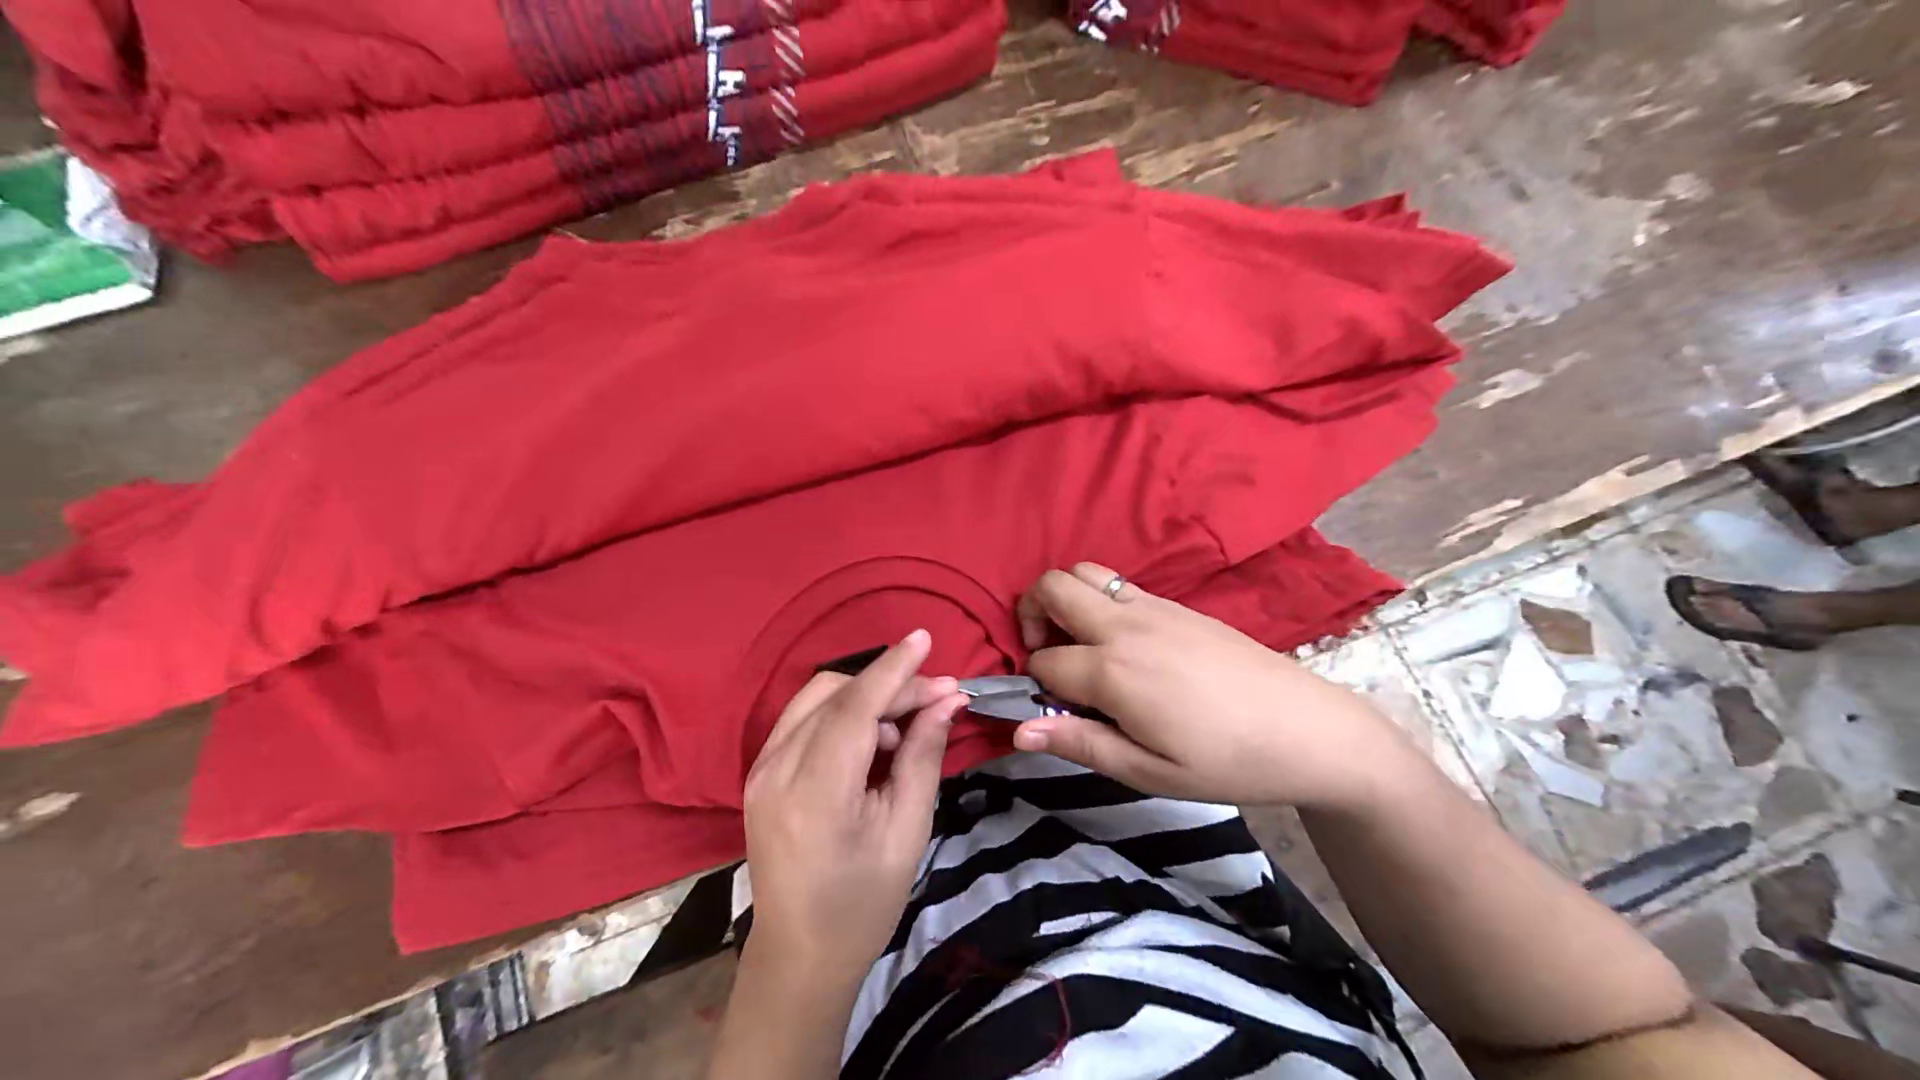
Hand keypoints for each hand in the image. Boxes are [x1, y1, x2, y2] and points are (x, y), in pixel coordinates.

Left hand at [742, 629, 965, 981]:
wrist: (800, 954)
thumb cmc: (863, 903)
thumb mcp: (907, 830)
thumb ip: (923, 756)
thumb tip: (947, 701)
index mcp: (813, 793)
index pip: (854, 708)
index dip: (892, 668)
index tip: (926, 638)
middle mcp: (775, 770)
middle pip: (836, 695)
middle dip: (890, 685)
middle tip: (940, 698)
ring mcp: (760, 769)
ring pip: (816, 699)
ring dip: (865, 695)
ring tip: (907, 725)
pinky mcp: (759, 772)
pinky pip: (804, 719)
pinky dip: (842, 712)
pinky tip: (872, 738)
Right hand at [1011, 563, 1424, 810]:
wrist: (1309, 729)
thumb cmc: (1226, 761)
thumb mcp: (1149, 772)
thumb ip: (1081, 743)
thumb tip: (1019, 730)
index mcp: (1114, 670)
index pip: (1044, 661)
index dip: (1035, 684)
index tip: (1053, 707)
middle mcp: (1125, 625)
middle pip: (1051, 586)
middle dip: (1030, 614)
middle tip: (1047, 654)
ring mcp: (1154, 607)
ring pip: (1085, 572)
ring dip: (1064, 598)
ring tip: (1079, 642)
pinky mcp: (1177, 605)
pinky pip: (1119, 583)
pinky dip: (1098, 599)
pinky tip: (1121, 642)